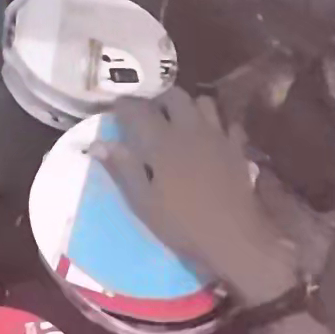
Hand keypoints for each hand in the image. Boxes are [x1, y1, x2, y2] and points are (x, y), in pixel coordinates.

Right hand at [93, 89, 301, 306]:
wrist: (233, 238)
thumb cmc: (181, 224)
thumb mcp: (142, 202)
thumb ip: (122, 168)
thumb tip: (98, 143)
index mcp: (162, 142)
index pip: (138, 109)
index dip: (124, 105)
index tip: (115, 108)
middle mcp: (190, 129)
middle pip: (174, 95)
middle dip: (157, 99)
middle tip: (147, 115)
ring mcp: (218, 136)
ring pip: (202, 102)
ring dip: (187, 107)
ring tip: (177, 122)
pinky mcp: (237, 148)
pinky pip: (226, 122)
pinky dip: (214, 124)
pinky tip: (208, 138)